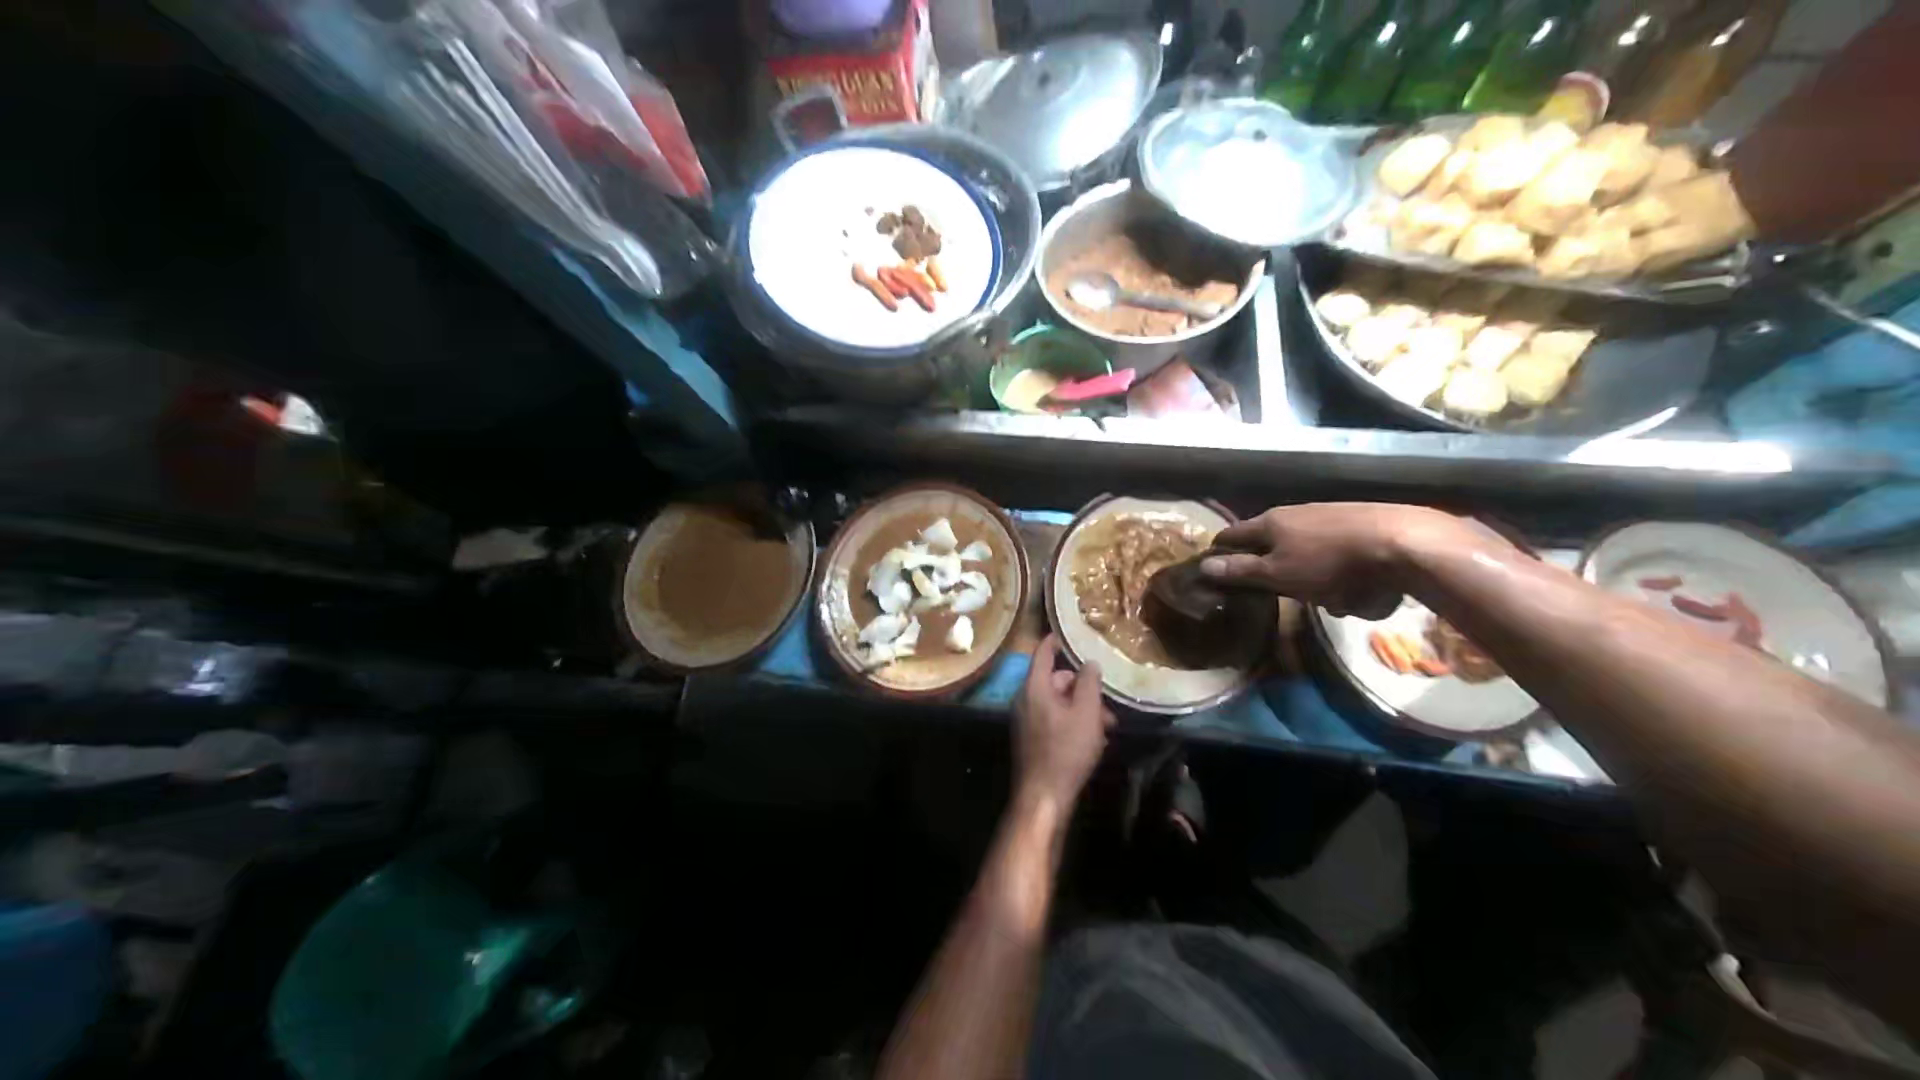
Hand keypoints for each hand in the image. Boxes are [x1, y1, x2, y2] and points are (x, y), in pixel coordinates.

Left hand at [1014, 635, 1115, 808]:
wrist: (1043, 796)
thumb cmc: (1066, 751)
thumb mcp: (1086, 713)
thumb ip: (1089, 683)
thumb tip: (1089, 662)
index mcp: (1034, 688)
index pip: (1042, 653)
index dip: (1055, 641)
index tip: (1068, 634)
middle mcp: (1025, 699)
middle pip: (1055, 681)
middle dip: (1083, 688)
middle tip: (1108, 704)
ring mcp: (1026, 720)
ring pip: (1058, 702)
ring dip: (1082, 709)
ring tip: (1107, 727)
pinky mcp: (1031, 738)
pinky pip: (1053, 719)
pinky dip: (1072, 722)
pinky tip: (1093, 739)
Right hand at [1200, 503, 1459, 617]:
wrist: (1400, 543)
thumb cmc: (1328, 562)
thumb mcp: (1278, 574)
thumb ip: (1241, 571)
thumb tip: (1204, 565)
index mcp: (1269, 522)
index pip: (1231, 534)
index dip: (1219, 551)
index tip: (1214, 570)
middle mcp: (1294, 513)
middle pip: (1270, 543)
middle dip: (1273, 570)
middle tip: (1281, 594)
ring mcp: (1327, 516)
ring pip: (1305, 551)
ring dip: (1310, 574)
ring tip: (1329, 597)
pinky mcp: (1357, 524)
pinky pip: (1335, 553)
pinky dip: (1338, 570)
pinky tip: (1356, 586)